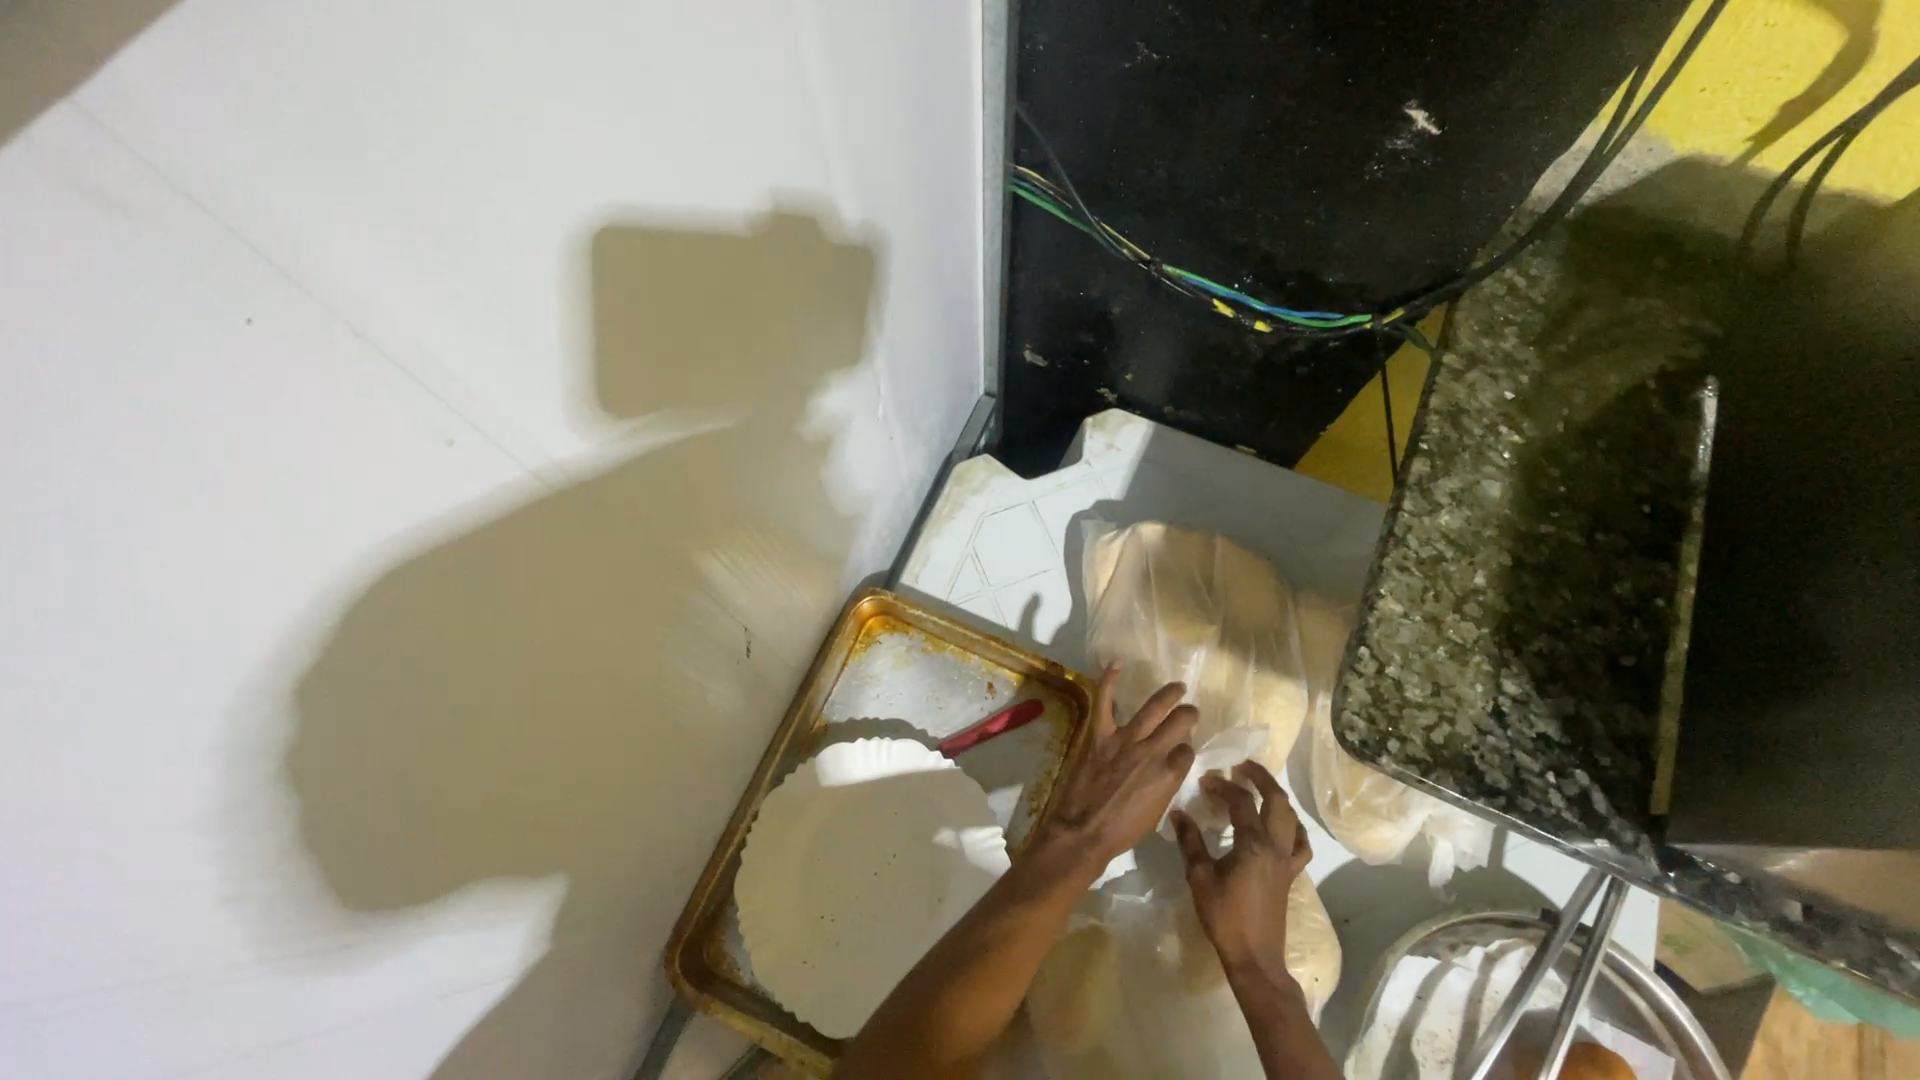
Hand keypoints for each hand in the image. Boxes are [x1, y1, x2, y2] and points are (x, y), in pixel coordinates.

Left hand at [1029, 663, 1197, 877]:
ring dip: (1168, 695)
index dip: (1186, 750)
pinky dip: (1109, 681)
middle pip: (1179, 723)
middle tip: (1191, 711)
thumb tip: (1168, 769)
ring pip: (1152, 708)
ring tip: (1178, 687)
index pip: (1187, 752)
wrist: (1084, 830)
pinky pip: (1105, 702)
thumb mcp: (1156, 812)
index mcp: (1169, 775)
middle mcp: (1152, 752)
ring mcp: (1125, 740)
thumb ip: (1166, 785)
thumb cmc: (1122, 831)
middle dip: (1188, 715)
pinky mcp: (1100, 735)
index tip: (1183, 750)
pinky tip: (1116, 664)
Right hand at [1171, 761, 1311, 974]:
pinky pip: (1300, 844)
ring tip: (1259, 788)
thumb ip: (1190, 841)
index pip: (1241, 802)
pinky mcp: (1291, 875)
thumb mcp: (1199, 877)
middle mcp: (1276, 846)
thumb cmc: (1224, 917)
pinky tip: (1284, 826)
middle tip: (1241, 766)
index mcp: (1253, 844)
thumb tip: (1178, 812)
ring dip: (1277, 797)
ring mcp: (1288, 861)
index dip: (1223, 787)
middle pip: (1277, 801)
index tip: (1205, 781)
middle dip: (1261, 778)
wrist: (1254, 956)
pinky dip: (1294, 828)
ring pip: (1291, 818)